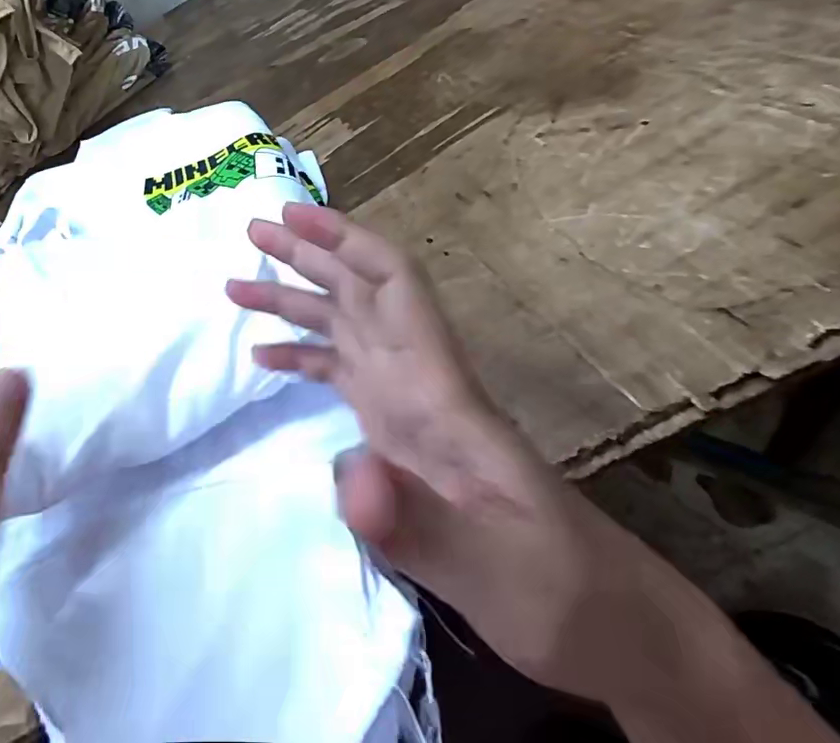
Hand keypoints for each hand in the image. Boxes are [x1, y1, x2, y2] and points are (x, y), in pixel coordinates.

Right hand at [227, 206, 839, 742]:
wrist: (604, 624)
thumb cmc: (558, 588)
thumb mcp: (494, 571)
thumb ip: (419, 526)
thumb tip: (347, 477)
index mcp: (441, 389)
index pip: (395, 287)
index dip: (346, 241)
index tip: (294, 216)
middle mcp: (419, 380)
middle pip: (360, 294)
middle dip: (307, 255)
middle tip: (253, 231)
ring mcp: (406, 407)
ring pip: (345, 329)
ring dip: (294, 302)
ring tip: (235, 288)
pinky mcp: (396, 434)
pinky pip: (341, 376)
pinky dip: (303, 358)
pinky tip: (265, 356)